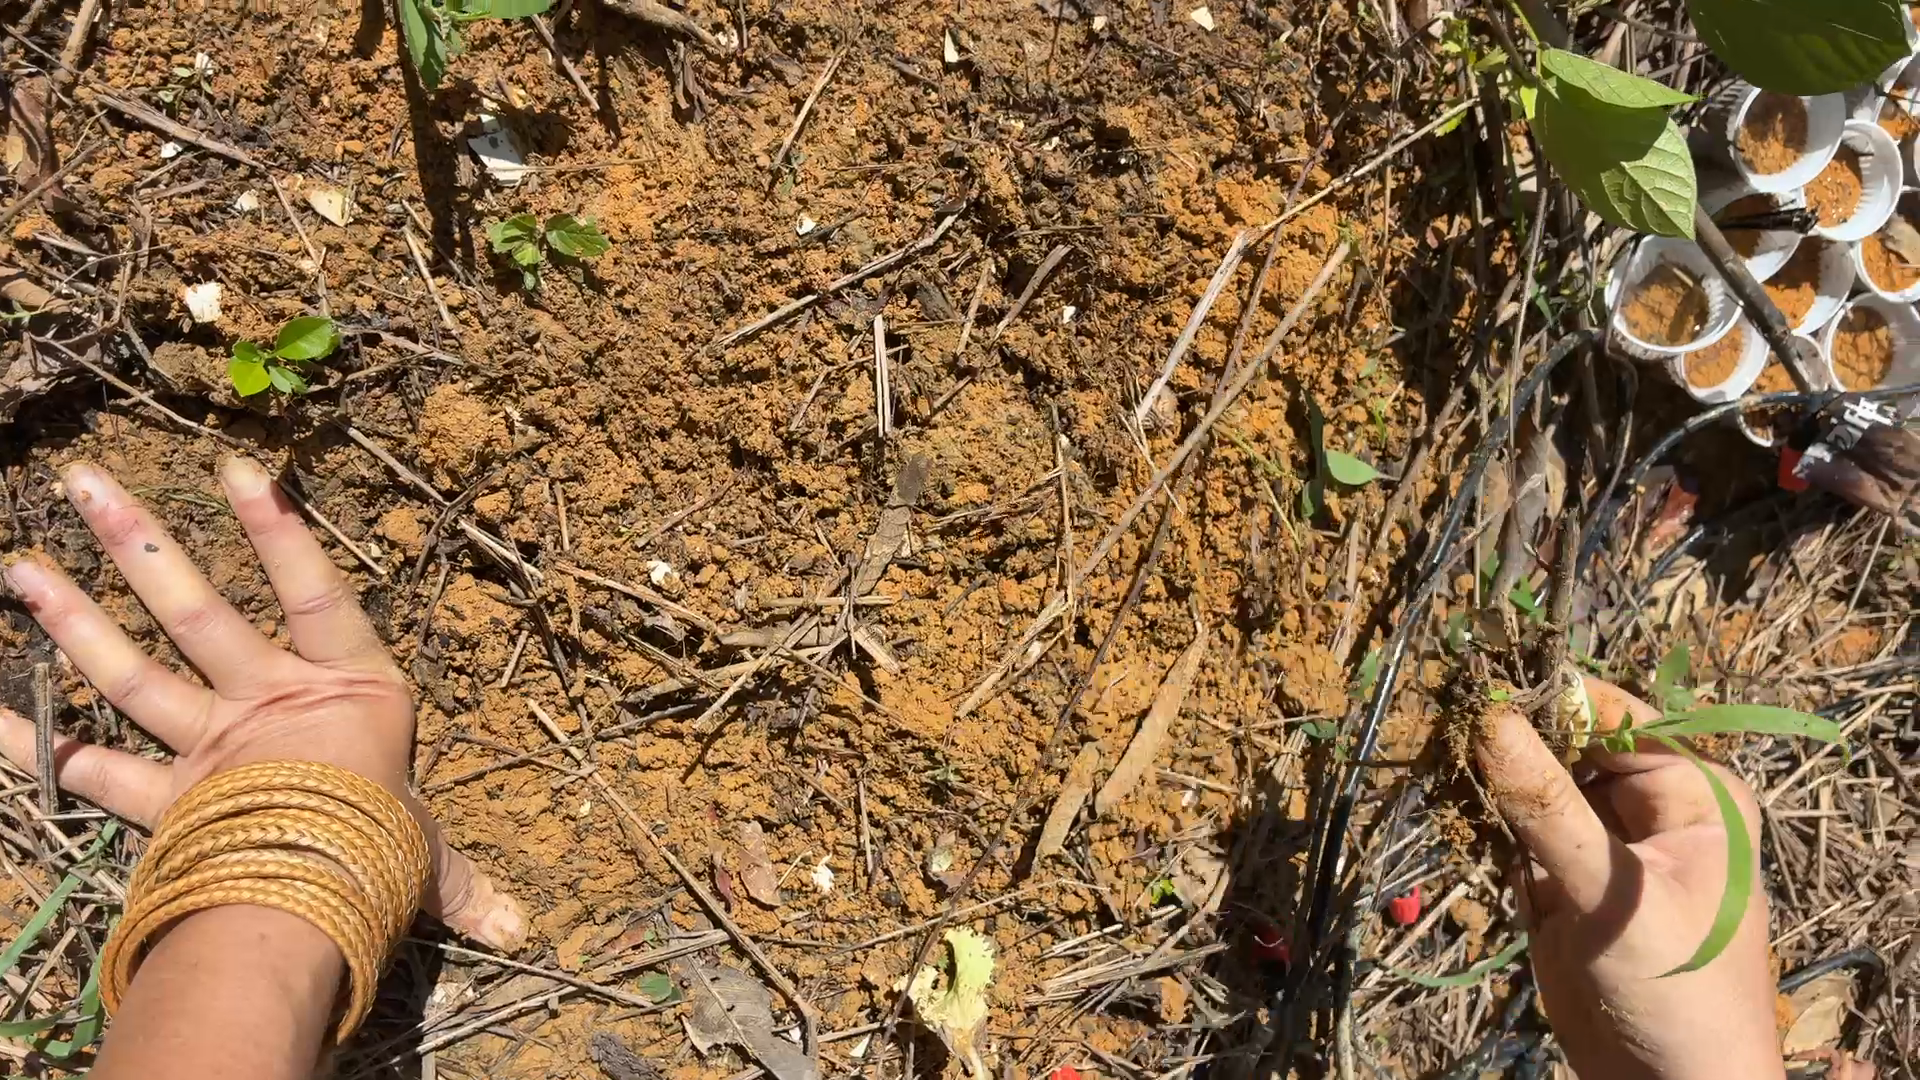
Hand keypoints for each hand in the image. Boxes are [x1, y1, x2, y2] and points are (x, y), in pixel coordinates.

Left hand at [0, 459, 525, 950]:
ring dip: (73, 619)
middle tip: (84, 484)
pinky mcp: (161, 794)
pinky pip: (85, 761)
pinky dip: (23, 738)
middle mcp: (273, 701)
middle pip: (199, 616)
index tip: (237, 471)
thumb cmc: (390, 852)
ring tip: (14, 564)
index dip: (278, 533)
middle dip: (144, 550)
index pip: (317, 593)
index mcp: (349, 689)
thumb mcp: (436, 858)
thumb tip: (526, 929)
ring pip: (134, 670)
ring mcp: (209, 742)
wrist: (316, 903)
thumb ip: (469, 881)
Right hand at [1473, 677, 1782, 1079]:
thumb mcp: (1610, 893)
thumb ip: (1546, 804)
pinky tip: (1442, 796)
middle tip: (1435, 720)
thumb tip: (1485, 714)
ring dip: (1478, 766)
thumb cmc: (1673, 992)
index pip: (1605, 711)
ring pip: (1524, 769)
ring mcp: (1595, 827)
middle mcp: (1643, 797)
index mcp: (1692, 791)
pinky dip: (1473, 803)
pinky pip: (1506, 809)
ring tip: (1428, 753)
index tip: (1467, 691)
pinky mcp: (1554, 857)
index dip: (1538, 696)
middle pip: (1558, 735)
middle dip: (1498, 730)